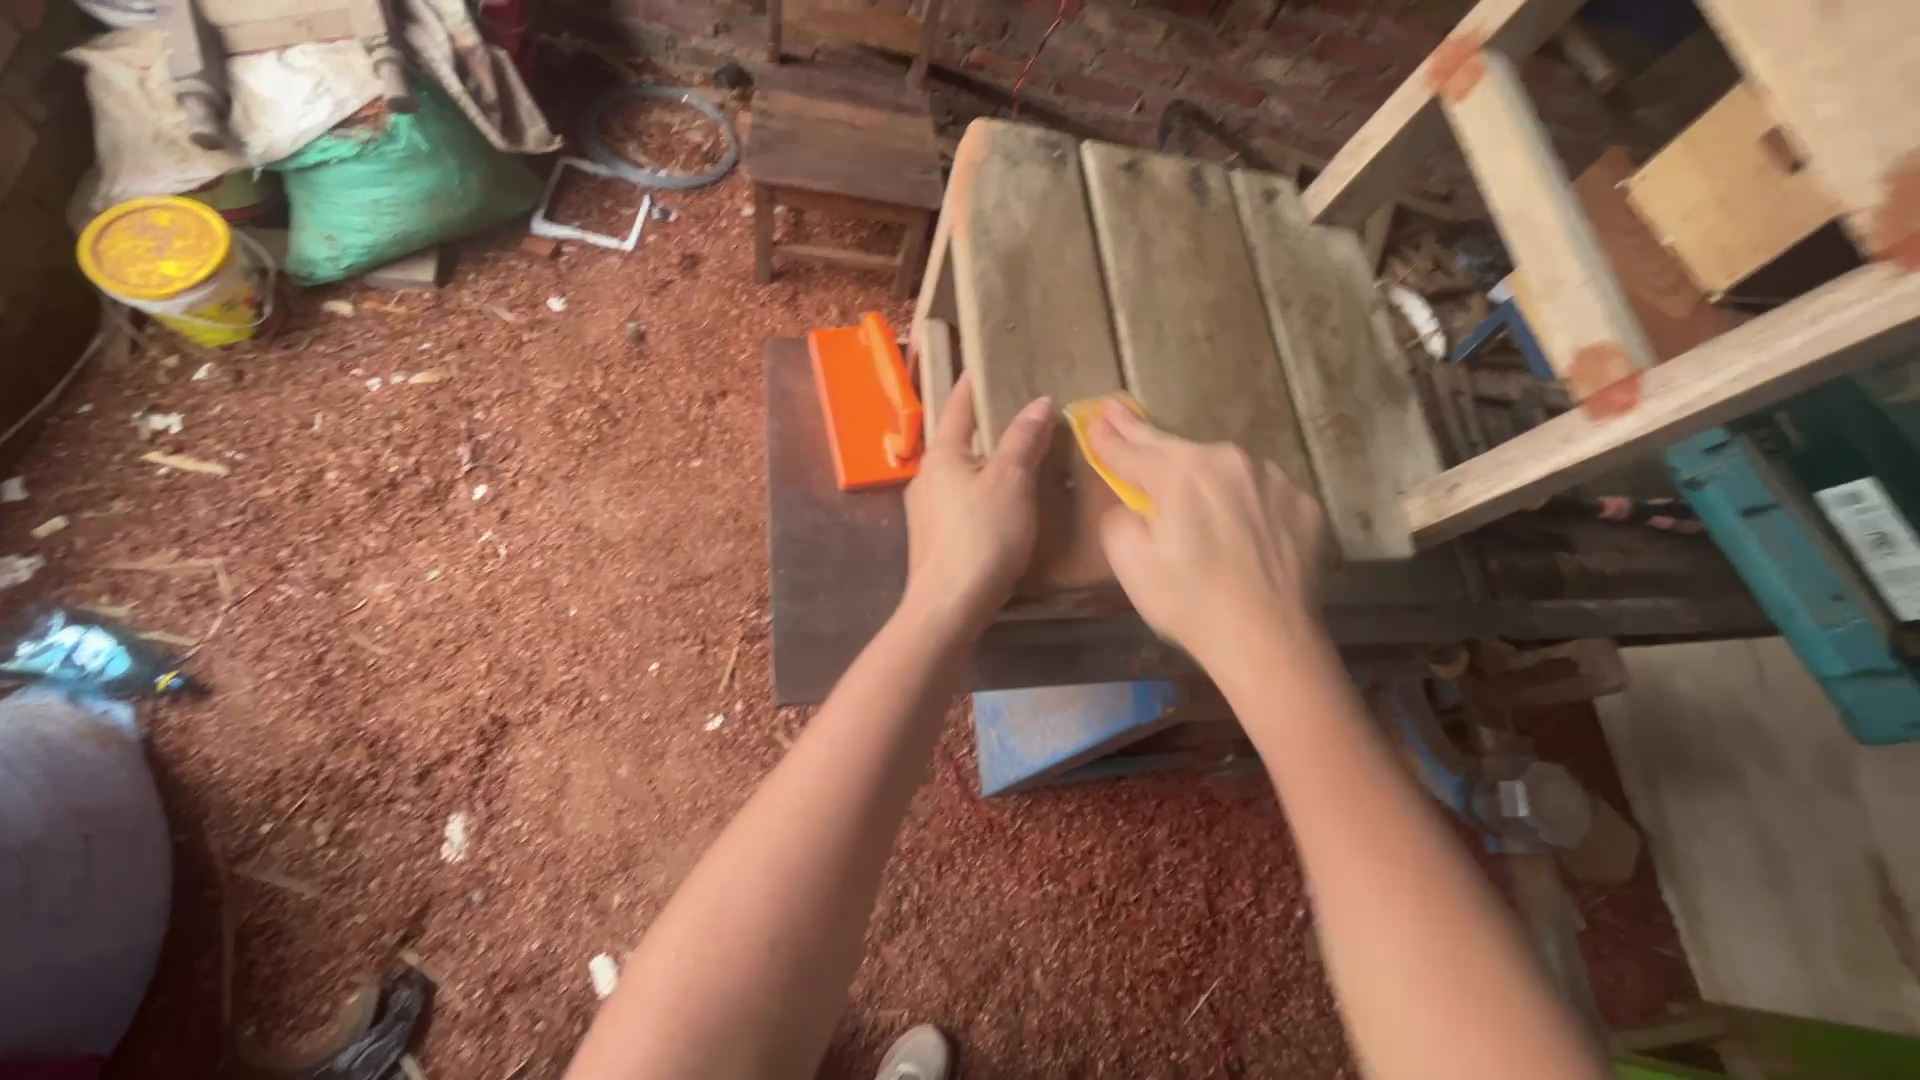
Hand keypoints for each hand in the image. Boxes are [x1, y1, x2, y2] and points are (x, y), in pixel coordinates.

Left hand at [901, 373, 1053, 631]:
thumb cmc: (981, 536)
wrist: (948, 606)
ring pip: (959, 476)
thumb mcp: (1011, 482)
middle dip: (983, 429)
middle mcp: (925, 477)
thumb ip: (1025, 440)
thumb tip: (1039, 402)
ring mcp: (925, 512)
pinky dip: (981, 494)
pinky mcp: (933, 540)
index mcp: (940, 454)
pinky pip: (960, 503)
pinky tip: (1002, 506)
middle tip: (1017, 416)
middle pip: (957, 442)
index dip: (971, 384)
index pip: (957, 407)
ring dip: (984, 465)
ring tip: (1017, 461)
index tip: (981, 364)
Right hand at [1088, 399, 1329, 662]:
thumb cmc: (1189, 603)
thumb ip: (1118, 518)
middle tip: (1118, 411)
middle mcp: (1227, 460)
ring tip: (1188, 492)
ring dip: (1200, 474)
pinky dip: (1243, 502)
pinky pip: (1260, 494)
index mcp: (1179, 471)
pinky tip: (1238, 528)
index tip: (1092, 422)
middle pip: (1175, 448)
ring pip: (1222, 468)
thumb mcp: (1129, 563)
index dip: (1107, 439)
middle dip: (1141, 432)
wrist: (1270, 640)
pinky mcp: (1303, 503)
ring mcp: (1272, 478)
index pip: (1131, 450)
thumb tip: (1132, 505)